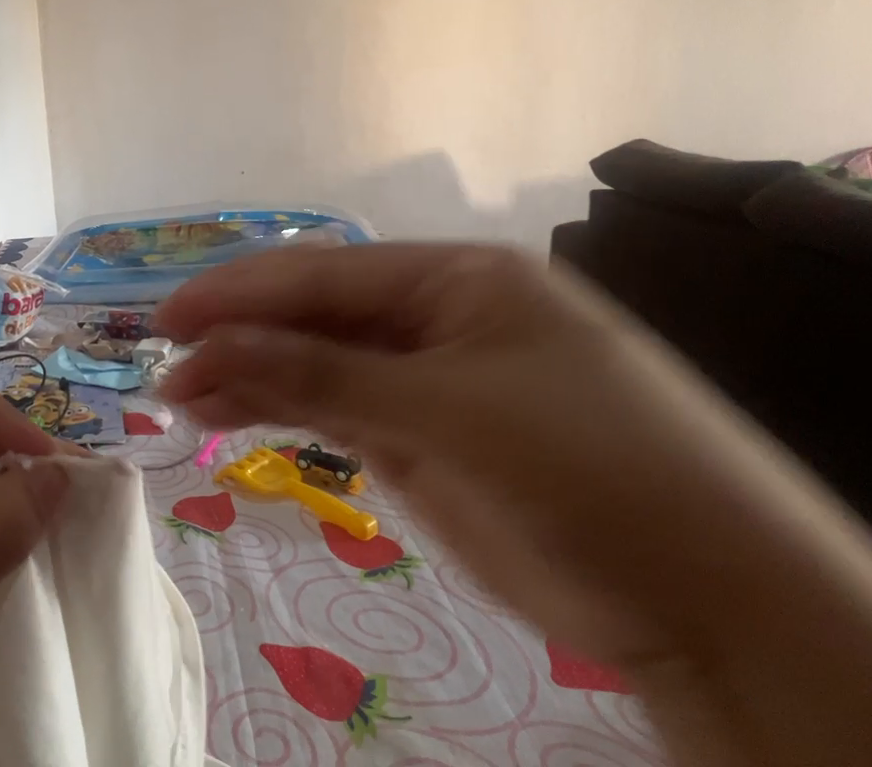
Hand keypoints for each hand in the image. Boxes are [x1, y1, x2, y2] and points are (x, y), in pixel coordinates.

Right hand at [157, 244, 751, 669]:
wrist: (707, 596)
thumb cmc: (585, 465)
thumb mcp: (446, 411)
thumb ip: (320, 376)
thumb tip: (207, 348)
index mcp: (458, 278)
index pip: (323, 274)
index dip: (239, 293)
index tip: (167, 319)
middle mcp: (437, 318)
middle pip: (314, 316)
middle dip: (238, 337)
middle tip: (164, 368)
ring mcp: (426, 382)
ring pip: (316, 365)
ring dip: (249, 377)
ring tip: (178, 398)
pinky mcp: (420, 439)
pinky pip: (334, 410)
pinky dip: (281, 412)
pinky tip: (227, 416)